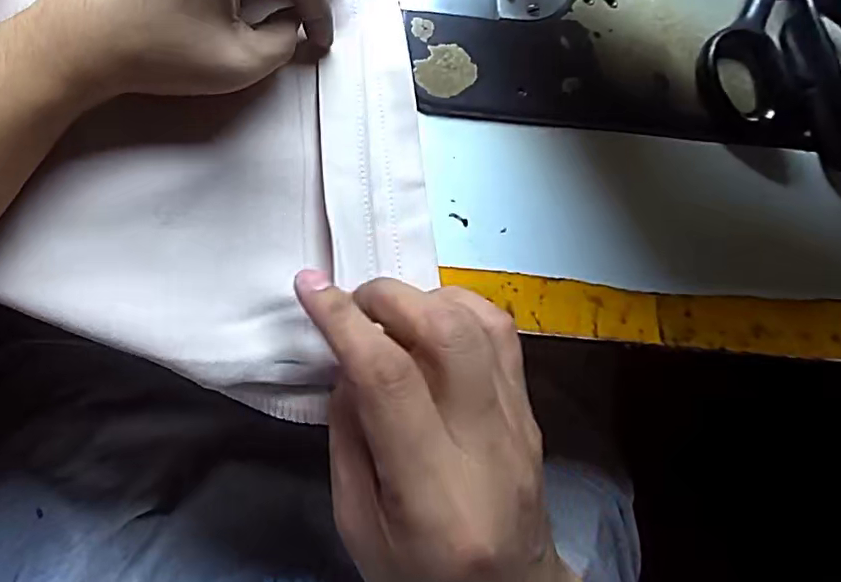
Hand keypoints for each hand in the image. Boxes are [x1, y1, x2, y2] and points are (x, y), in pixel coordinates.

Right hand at [295, 272, 574, 581]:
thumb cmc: (421, 575)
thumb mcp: (359, 526)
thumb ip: (348, 435)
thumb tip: (348, 357)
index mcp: (435, 494)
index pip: (390, 379)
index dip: (344, 322)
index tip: (311, 287)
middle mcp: (486, 445)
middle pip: (446, 332)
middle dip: (389, 298)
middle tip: (353, 302)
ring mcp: (518, 419)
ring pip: (479, 321)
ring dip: (424, 296)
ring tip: (390, 313)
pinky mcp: (529, 404)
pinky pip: (501, 330)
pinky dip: (460, 304)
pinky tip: (433, 316)